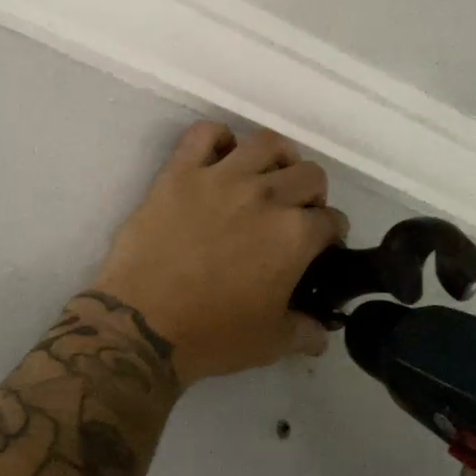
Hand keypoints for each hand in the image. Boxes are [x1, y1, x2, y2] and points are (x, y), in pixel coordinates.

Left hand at [91, 121, 347, 386]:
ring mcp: (221, 177)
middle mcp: (265, 195)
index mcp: (294, 235)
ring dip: (276, 157)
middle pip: (308, 174)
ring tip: (266, 175)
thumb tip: (320, 330)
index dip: (329, 235)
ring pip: (265, 143)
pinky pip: (205, 132)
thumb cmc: (212, 334)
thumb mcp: (272, 342)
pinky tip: (219, 155)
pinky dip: (217, 137)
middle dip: (311, 194)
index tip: (318, 246)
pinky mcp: (180, 171)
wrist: (145, 321)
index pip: (331, 220)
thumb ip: (305, 330)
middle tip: (294, 212)